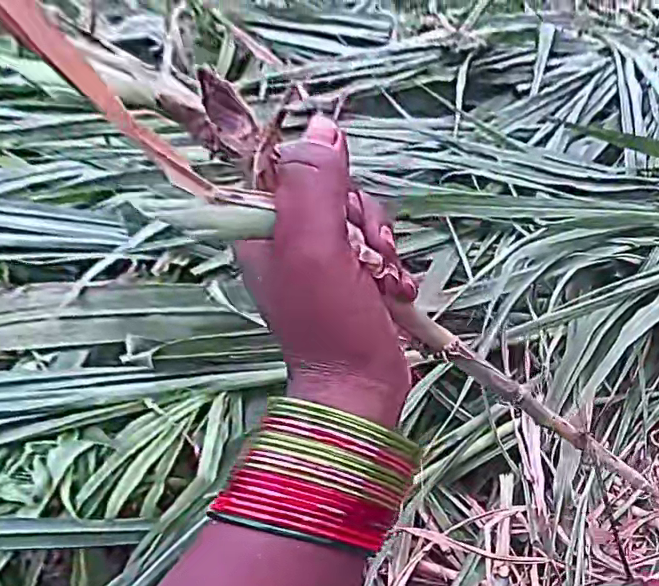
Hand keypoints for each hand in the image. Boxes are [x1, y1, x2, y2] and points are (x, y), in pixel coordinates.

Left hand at [234, 114, 411, 425]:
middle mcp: (290, 238)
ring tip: (386, 284)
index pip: (294, 166)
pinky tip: (396, 294)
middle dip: (364, 222)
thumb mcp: (314, 248)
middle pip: (336, 192)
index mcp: (262, 225)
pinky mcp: (356, 283)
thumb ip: (313, 183)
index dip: (327, 182)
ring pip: (365, 222)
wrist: (359, 387)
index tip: (342, 215)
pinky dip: (395, 272)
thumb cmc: (331, 325)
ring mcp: (325, 262)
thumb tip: (325, 126)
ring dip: (385, 249)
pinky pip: (382, 253)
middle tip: (371, 258)